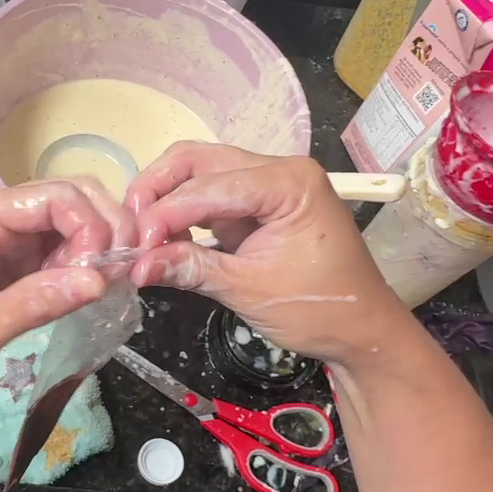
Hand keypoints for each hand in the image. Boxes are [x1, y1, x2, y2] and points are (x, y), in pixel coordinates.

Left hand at [0, 179, 136, 397]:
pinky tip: (91, 288)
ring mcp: (1, 235)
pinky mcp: (9, 259)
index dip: (89, 225)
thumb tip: (97, 282)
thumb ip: (33, 304)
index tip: (102, 273)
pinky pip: (56, 248)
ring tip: (110, 284)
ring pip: (67, 221)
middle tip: (123, 271)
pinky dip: (80, 264)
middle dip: (102, 227)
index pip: (50, 196)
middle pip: (65, 198)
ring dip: (95, 246)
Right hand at [125, 143, 410, 365]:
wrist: (362, 331)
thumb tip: (135, 268)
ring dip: (165, 199)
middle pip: (197, 160)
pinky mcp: (256, 204)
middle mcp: (276, 170)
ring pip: (198, 172)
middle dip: (156, 190)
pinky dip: (182, 212)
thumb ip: (190, 269)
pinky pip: (208, 195)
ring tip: (142, 235)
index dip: (164, 213)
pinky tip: (164, 237)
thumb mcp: (248, 290)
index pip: (208, 185)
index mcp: (287, 182)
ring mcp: (266, 184)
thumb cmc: (318, 309)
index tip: (135, 248)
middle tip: (130, 228)